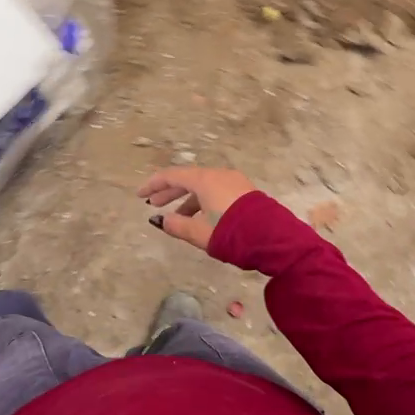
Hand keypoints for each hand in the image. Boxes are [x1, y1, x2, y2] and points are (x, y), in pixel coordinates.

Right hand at [136, 167, 257, 249]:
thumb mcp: (198, 233)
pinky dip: (203, 201)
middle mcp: (219, 175)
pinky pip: (216, 191)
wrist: (273, 239)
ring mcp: (234, 182)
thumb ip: (176, 225)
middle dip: (169, 192)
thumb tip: (161, 221)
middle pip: (188, 179)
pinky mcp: (245, 192)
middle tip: (154, 204)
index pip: (172, 176)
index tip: (140, 196)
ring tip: (177, 217)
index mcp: (205, 180)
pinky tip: (200, 218)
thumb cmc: (230, 234)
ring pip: (203, 186)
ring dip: (187, 199)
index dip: (153, 185)